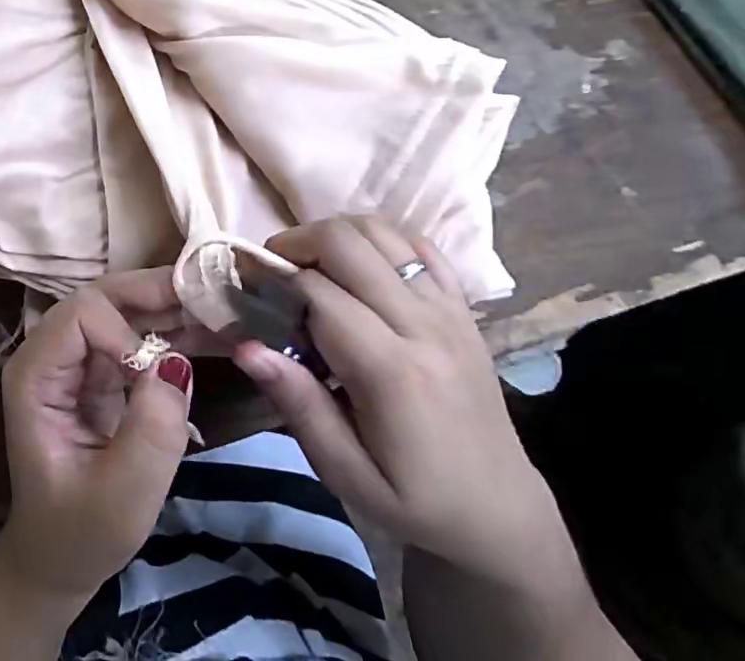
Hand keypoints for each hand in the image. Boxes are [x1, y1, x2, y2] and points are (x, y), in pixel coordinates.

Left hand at [0, 272, 194, 605]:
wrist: (63, 558)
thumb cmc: (81, 530)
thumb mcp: (122, 495)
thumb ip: (151, 430)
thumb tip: (176, 362)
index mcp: (36, 375)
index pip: (80, 316)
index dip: (125, 331)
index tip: (159, 370)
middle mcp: (54, 354)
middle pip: (105, 297)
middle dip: (158, 293)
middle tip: (213, 293)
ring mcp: (81, 360)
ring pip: (128, 308)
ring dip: (175, 306)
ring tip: (225, 306)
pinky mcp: (105, 371)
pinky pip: (142, 334)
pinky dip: (178, 330)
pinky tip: (217, 331)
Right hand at [231, 216, 582, 598]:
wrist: (500, 512)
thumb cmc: (414, 502)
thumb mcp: (345, 473)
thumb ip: (298, 404)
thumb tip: (245, 347)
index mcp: (391, 370)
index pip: (318, 291)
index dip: (272, 276)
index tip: (244, 283)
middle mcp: (424, 326)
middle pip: (348, 242)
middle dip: (297, 242)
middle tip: (272, 270)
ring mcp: (449, 310)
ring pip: (381, 231)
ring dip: (335, 235)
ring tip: (310, 266)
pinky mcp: (463, 309)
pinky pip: (419, 246)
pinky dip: (381, 241)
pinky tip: (361, 269)